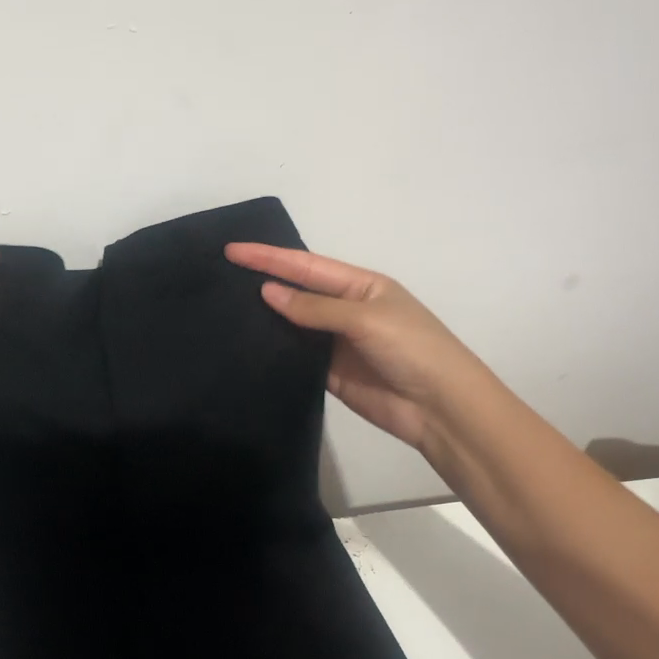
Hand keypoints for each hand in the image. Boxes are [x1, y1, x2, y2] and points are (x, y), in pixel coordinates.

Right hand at [225, 243, 491, 449]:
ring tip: (222, 306)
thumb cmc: (413, 349)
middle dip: (262, 280)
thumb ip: (315, 307)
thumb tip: (267, 291)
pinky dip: (273, 350)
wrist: (439, 408)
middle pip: (296, 291)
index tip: (232, 250)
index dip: (269, 257)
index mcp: (360, 286)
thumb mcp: (366, 319)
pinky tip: (245, 345)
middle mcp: (345, 310)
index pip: (306, 266)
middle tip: (219, 273)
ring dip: (263, 316)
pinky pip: (294, 357)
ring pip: (291, 324)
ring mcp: (334, 343)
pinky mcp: (327, 374)